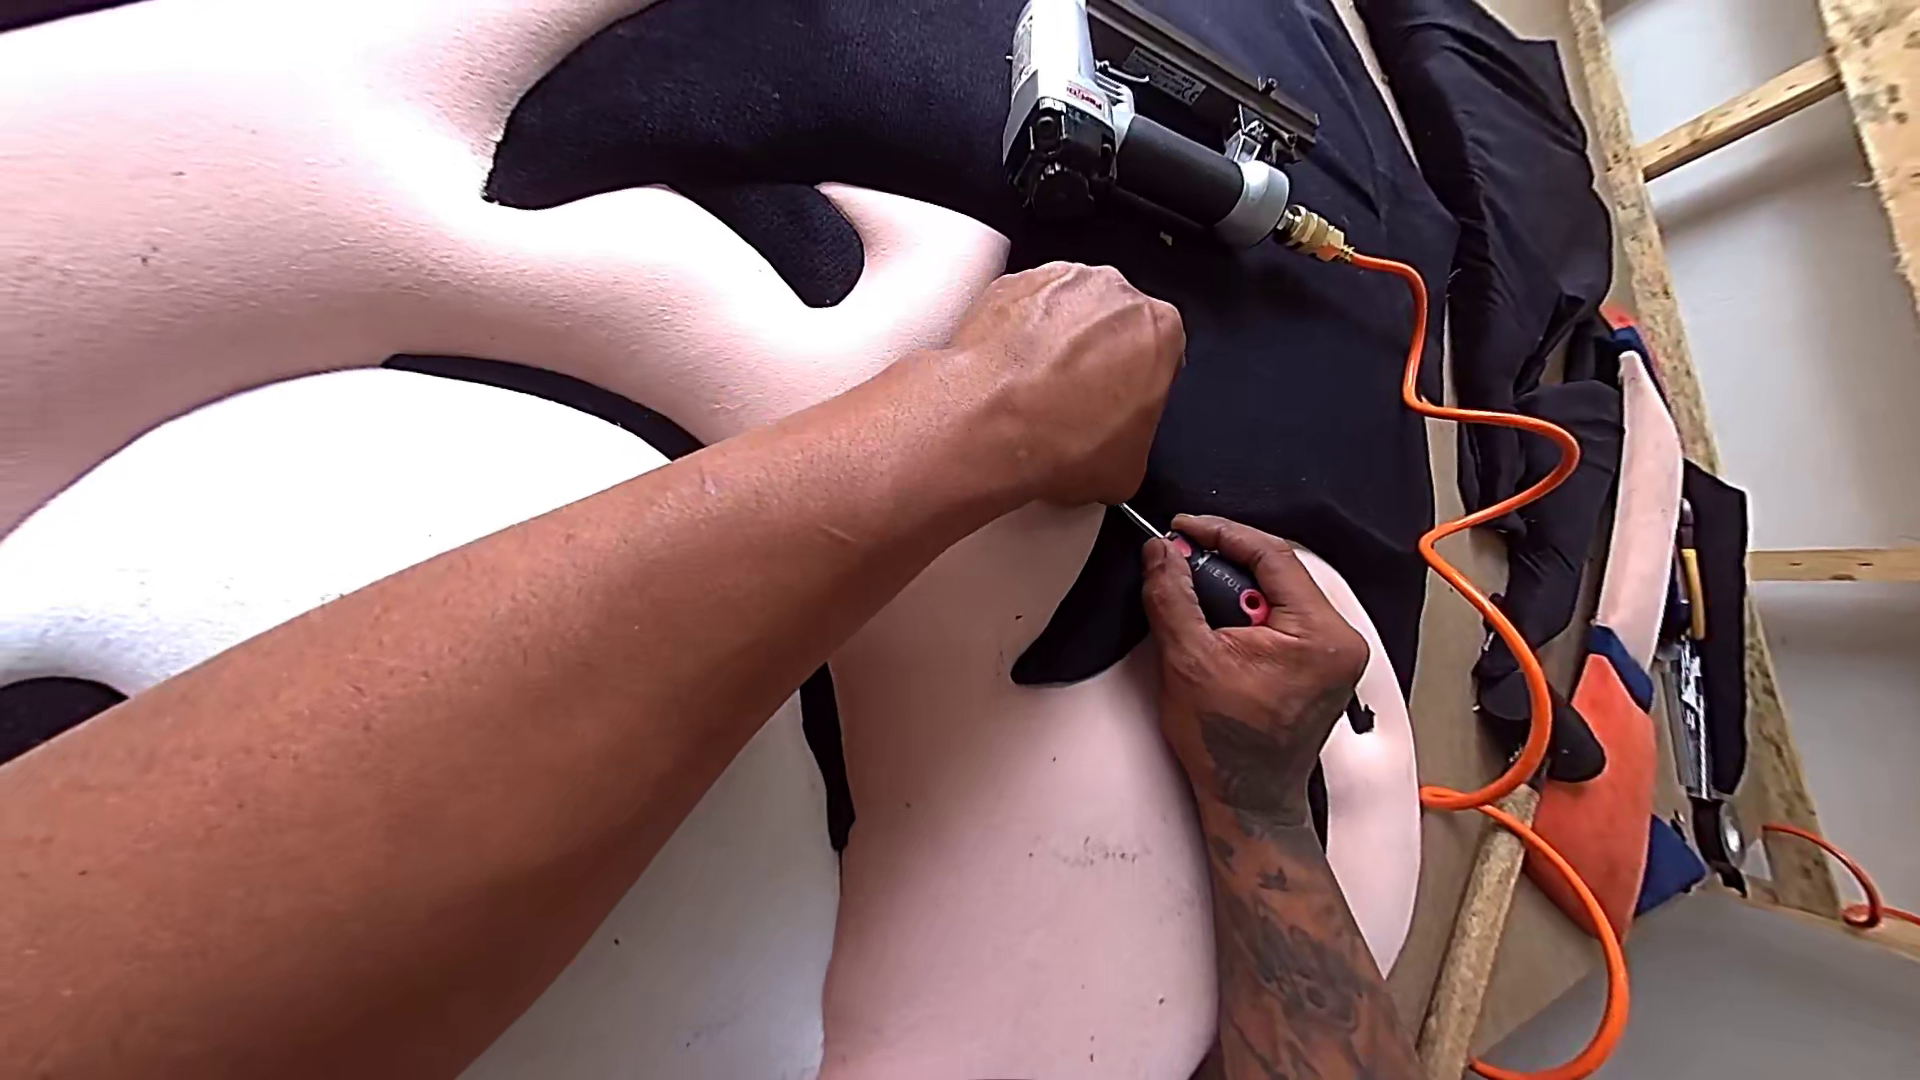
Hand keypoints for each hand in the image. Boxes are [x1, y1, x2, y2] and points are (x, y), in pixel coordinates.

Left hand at [934, 262, 1184, 506]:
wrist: (991, 430)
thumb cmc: (1060, 441)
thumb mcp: (1126, 471)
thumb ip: (1133, 445)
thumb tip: (1113, 458)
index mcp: (1159, 329)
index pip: (1158, 354)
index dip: (1136, 387)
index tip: (1116, 410)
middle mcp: (1110, 292)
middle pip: (1109, 325)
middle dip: (1094, 360)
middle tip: (1071, 405)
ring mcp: (1055, 282)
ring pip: (1062, 312)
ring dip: (1052, 344)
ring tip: (1031, 395)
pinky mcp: (1005, 286)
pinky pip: (1016, 312)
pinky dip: (1011, 338)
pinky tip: (1004, 380)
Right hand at [1141, 515, 1367, 827]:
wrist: (1246, 797)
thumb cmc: (1225, 743)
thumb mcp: (1187, 659)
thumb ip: (1171, 597)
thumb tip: (1160, 552)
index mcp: (1319, 636)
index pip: (1272, 555)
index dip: (1220, 532)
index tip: (1183, 527)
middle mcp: (1337, 640)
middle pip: (1275, 571)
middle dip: (1222, 560)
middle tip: (1178, 560)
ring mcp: (1330, 654)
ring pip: (1274, 592)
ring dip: (1228, 585)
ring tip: (1190, 596)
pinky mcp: (1315, 664)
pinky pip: (1277, 615)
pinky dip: (1241, 608)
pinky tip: (1212, 618)